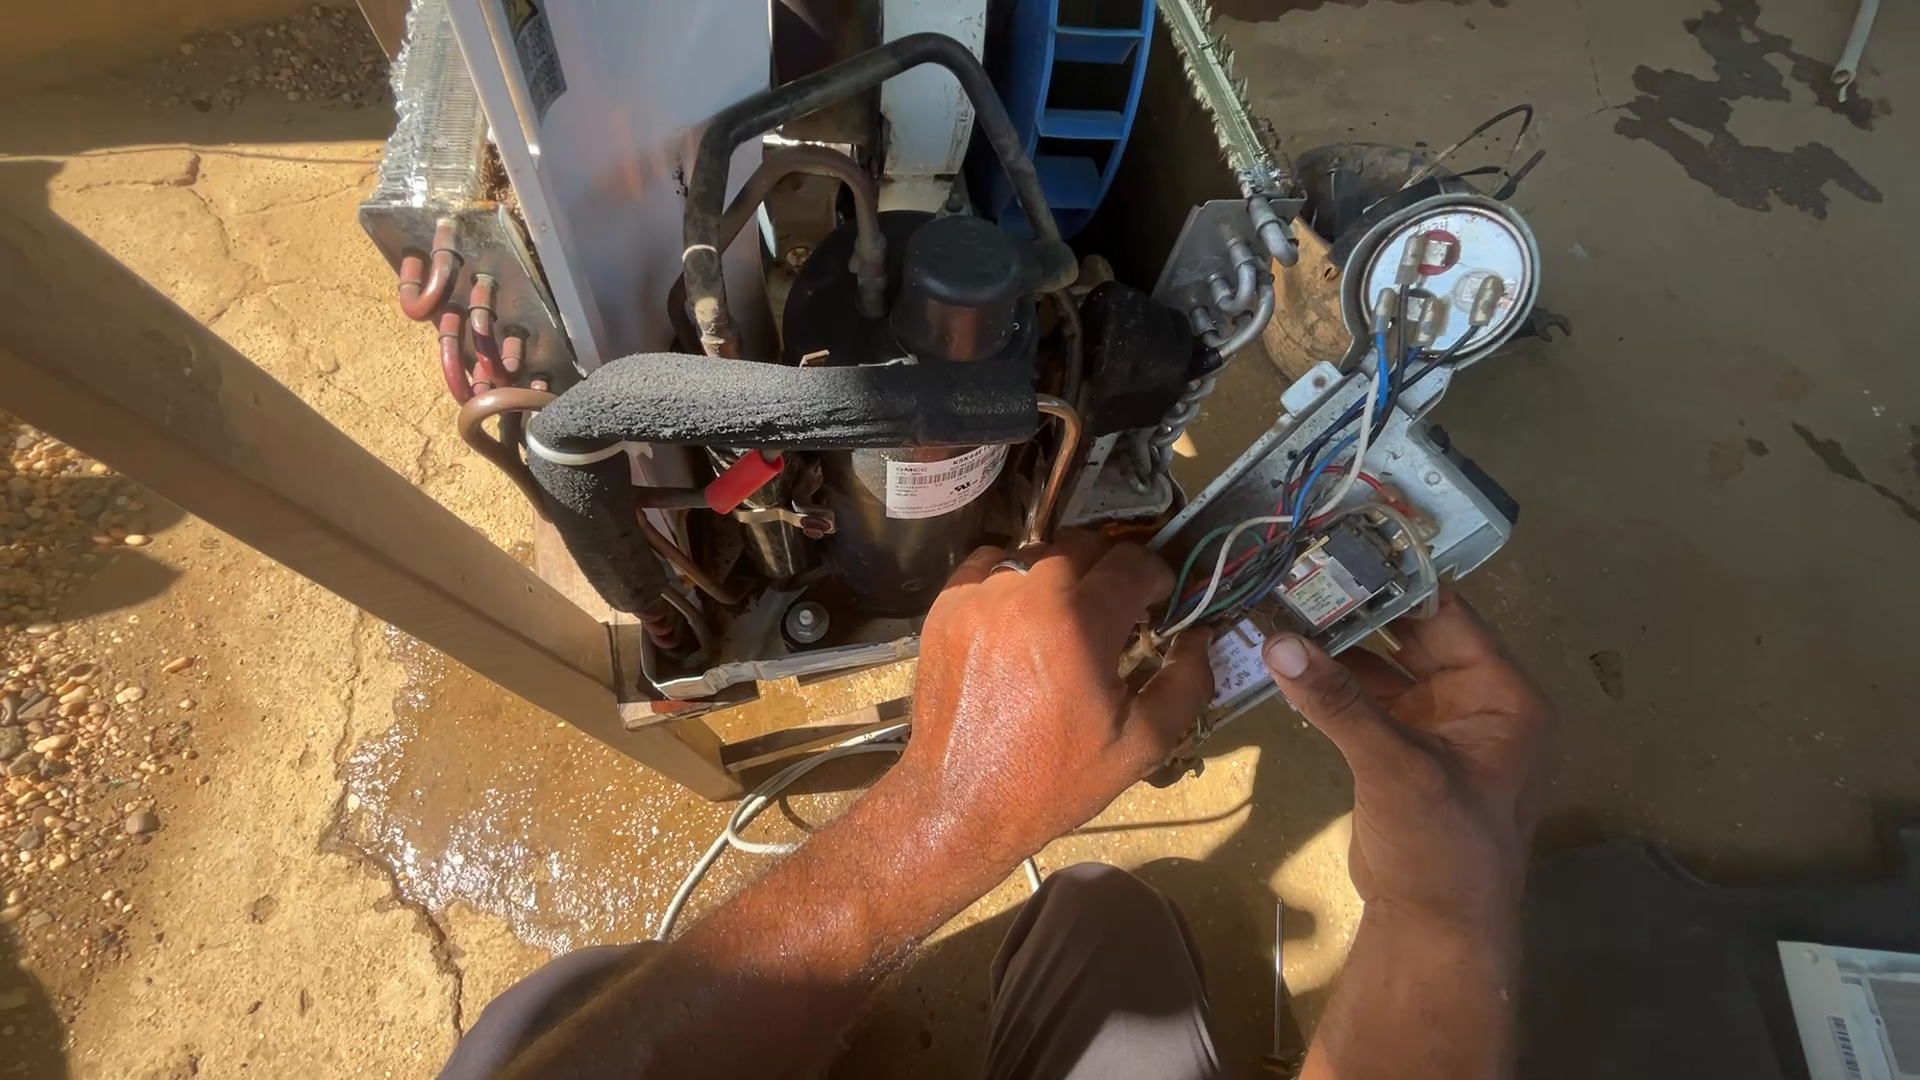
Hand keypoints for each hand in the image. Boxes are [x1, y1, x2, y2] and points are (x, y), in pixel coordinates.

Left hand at [886, 531, 1213, 876]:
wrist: (961, 800)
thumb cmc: (1053, 778)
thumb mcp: (1141, 744)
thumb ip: (1186, 682)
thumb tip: (1199, 634)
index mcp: (1079, 623)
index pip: (1132, 563)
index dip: (1156, 576)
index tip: (1158, 599)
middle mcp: (1027, 594)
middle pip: (1085, 546)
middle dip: (1112, 567)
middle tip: (1117, 605)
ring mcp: (980, 595)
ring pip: (1037, 552)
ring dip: (1063, 571)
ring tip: (1066, 611)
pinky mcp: (946, 605)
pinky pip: (988, 563)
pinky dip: (1012, 574)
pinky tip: (1019, 610)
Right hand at [1262, 590, 1554, 929]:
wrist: (1432, 926)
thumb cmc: (1443, 846)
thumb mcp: (1395, 767)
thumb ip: (1338, 701)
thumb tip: (1276, 642)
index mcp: (1502, 695)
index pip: (1447, 614)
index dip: (1396, 577)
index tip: (1340, 543)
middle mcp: (1472, 699)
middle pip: (1409, 632)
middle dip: (1355, 606)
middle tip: (1298, 570)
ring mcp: (1432, 722)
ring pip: (1380, 662)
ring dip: (1335, 642)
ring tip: (1282, 606)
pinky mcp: (1396, 743)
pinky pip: (1361, 694)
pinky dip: (1327, 678)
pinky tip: (1287, 658)